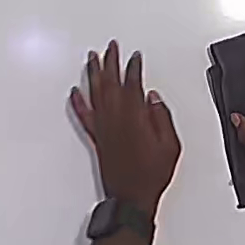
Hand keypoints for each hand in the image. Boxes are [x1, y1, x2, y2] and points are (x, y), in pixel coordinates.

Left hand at [71, 41, 181, 215]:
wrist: (131, 198)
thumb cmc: (151, 174)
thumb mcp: (170, 146)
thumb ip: (162, 118)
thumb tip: (153, 98)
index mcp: (135, 117)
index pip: (133, 83)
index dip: (134, 67)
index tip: (135, 56)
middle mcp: (115, 118)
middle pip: (111, 81)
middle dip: (112, 61)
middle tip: (111, 46)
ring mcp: (103, 126)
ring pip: (95, 92)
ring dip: (94, 73)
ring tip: (92, 57)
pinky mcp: (96, 136)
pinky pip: (83, 114)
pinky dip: (78, 101)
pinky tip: (74, 91)